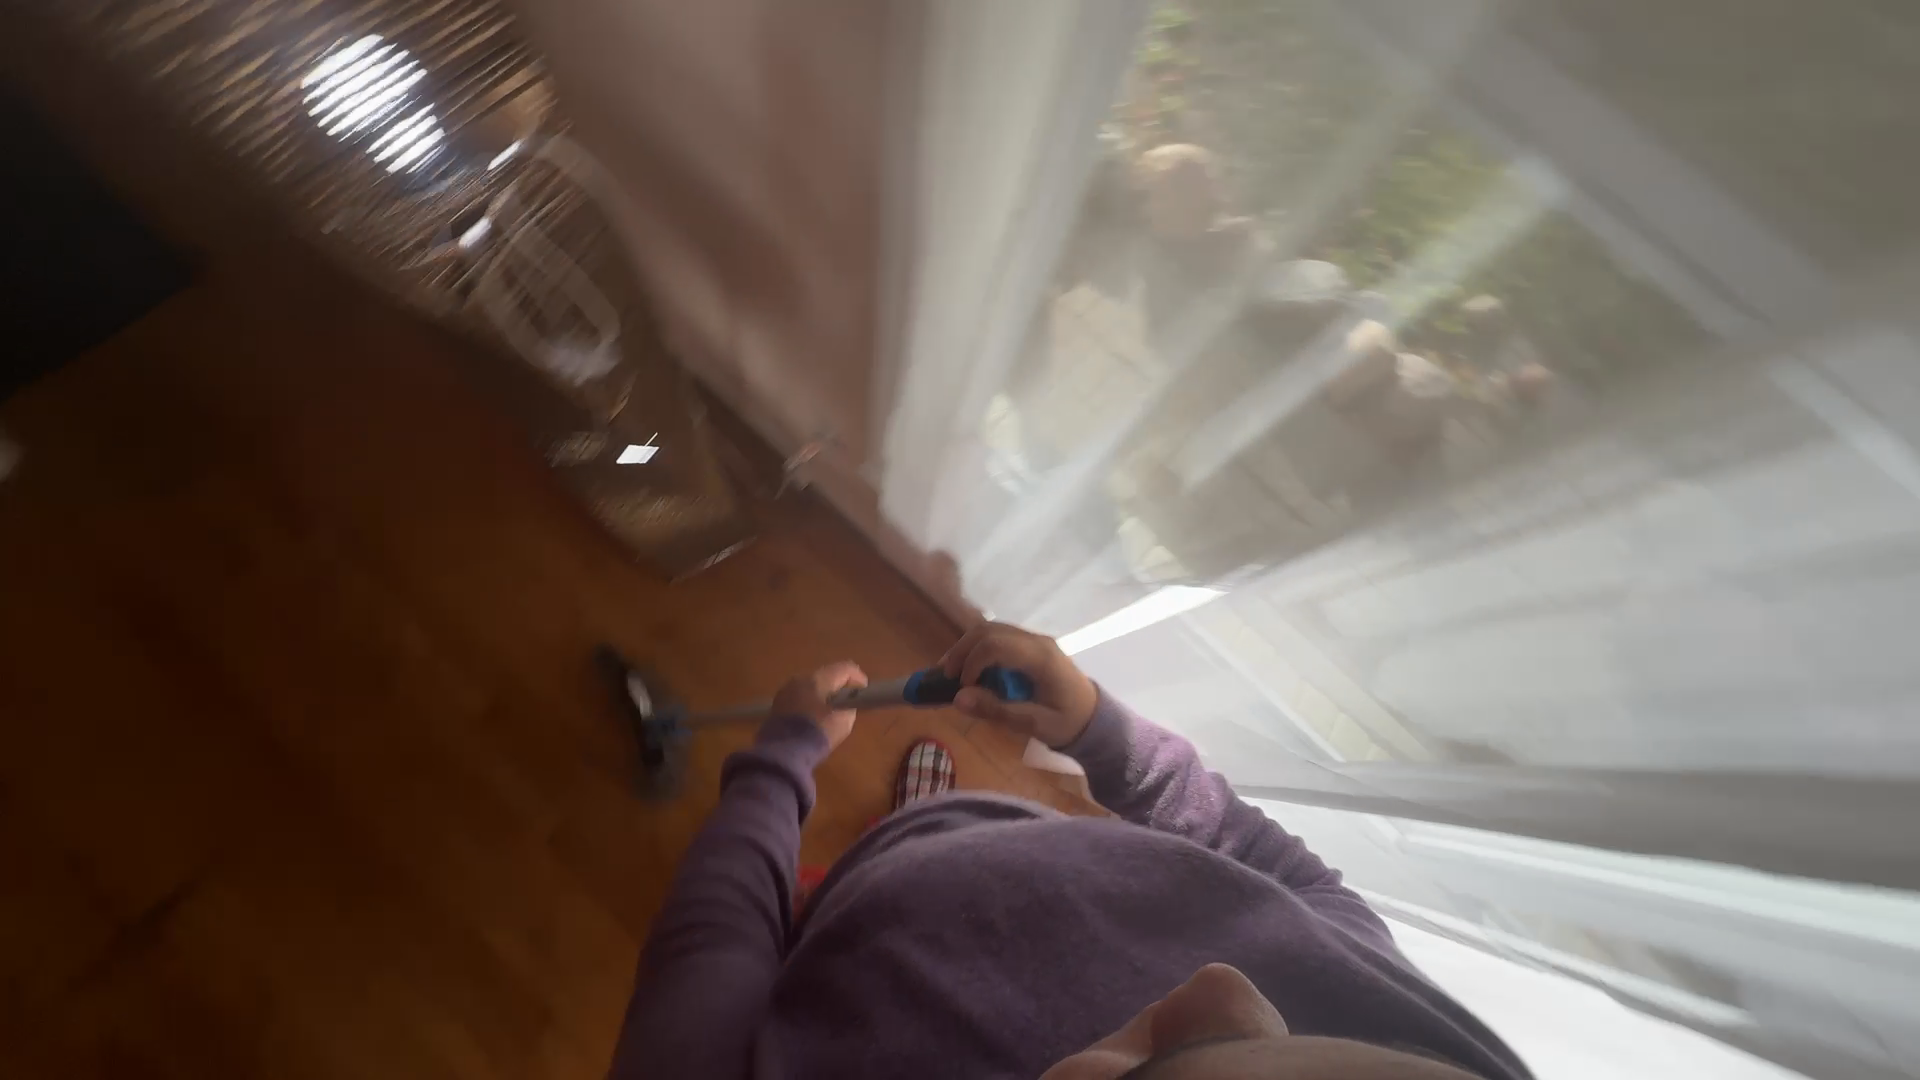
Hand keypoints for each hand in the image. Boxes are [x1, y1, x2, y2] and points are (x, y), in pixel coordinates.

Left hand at [771, 661, 867, 752]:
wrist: (783, 753)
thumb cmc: (817, 734)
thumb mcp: (843, 721)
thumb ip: (848, 706)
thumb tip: (846, 703)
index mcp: (817, 679)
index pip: (844, 668)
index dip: (858, 677)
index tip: (864, 691)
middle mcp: (800, 678)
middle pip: (826, 674)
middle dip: (839, 685)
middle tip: (849, 699)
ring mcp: (786, 690)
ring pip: (811, 685)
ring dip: (824, 692)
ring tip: (831, 708)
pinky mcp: (778, 704)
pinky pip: (800, 696)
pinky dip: (811, 701)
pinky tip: (815, 715)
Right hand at [940, 622, 1096, 747]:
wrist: (1095, 718)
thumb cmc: (1068, 723)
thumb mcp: (1034, 725)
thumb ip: (997, 710)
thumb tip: (958, 698)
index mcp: (1041, 658)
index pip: (996, 644)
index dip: (972, 662)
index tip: (962, 687)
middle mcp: (1037, 641)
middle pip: (989, 630)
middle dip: (962, 650)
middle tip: (945, 676)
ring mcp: (1034, 640)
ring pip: (991, 629)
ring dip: (968, 648)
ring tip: (952, 673)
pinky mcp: (1029, 646)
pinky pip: (999, 638)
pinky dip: (979, 650)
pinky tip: (971, 671)